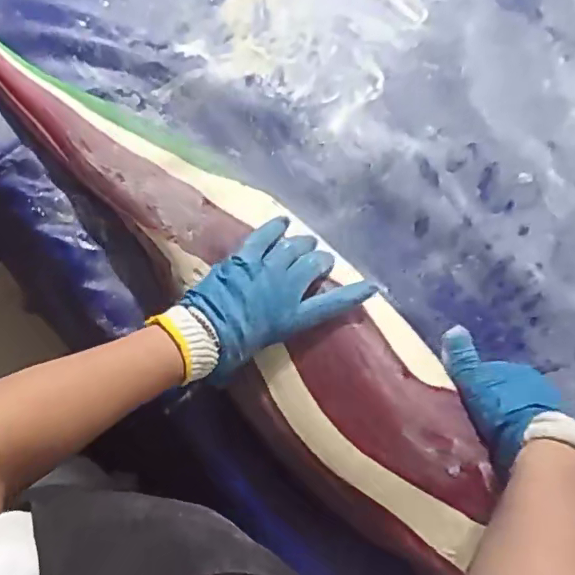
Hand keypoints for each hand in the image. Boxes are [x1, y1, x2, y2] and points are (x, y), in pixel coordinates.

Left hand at [179, 217, 378, 382]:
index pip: (332, 303)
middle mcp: (287, 288)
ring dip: (302, 243)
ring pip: (295, 245)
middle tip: (318, 261)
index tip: (370, 286)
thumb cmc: (227, 352)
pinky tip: (282, 223)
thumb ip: (264, 339)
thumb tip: (248, 350)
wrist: (203, 334)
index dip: (353, 294)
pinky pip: (266, 235)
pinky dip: (276, 227)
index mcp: (293, 318)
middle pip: (315, 263)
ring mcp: (267, 269)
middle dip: (320, 260)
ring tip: (303, 243)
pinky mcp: (245, 258)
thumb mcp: (255, 350)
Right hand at [441, 326, 574, 470]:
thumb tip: (453, 329)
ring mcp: (547, 402)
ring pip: (519, 405)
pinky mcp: (552, 424)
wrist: (532, 439)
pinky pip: (529, 421)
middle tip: (476, 414)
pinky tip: (509, 437)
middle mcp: (535, 381)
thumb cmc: (499, 410)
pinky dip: (519, 426)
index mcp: (515, 369)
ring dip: (508, 413)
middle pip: (506, 388)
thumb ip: (463, 360)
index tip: (464, 397)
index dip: (476, 383)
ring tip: (491, 429)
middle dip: (494, 398)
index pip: (491, 371)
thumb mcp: (472, 383)